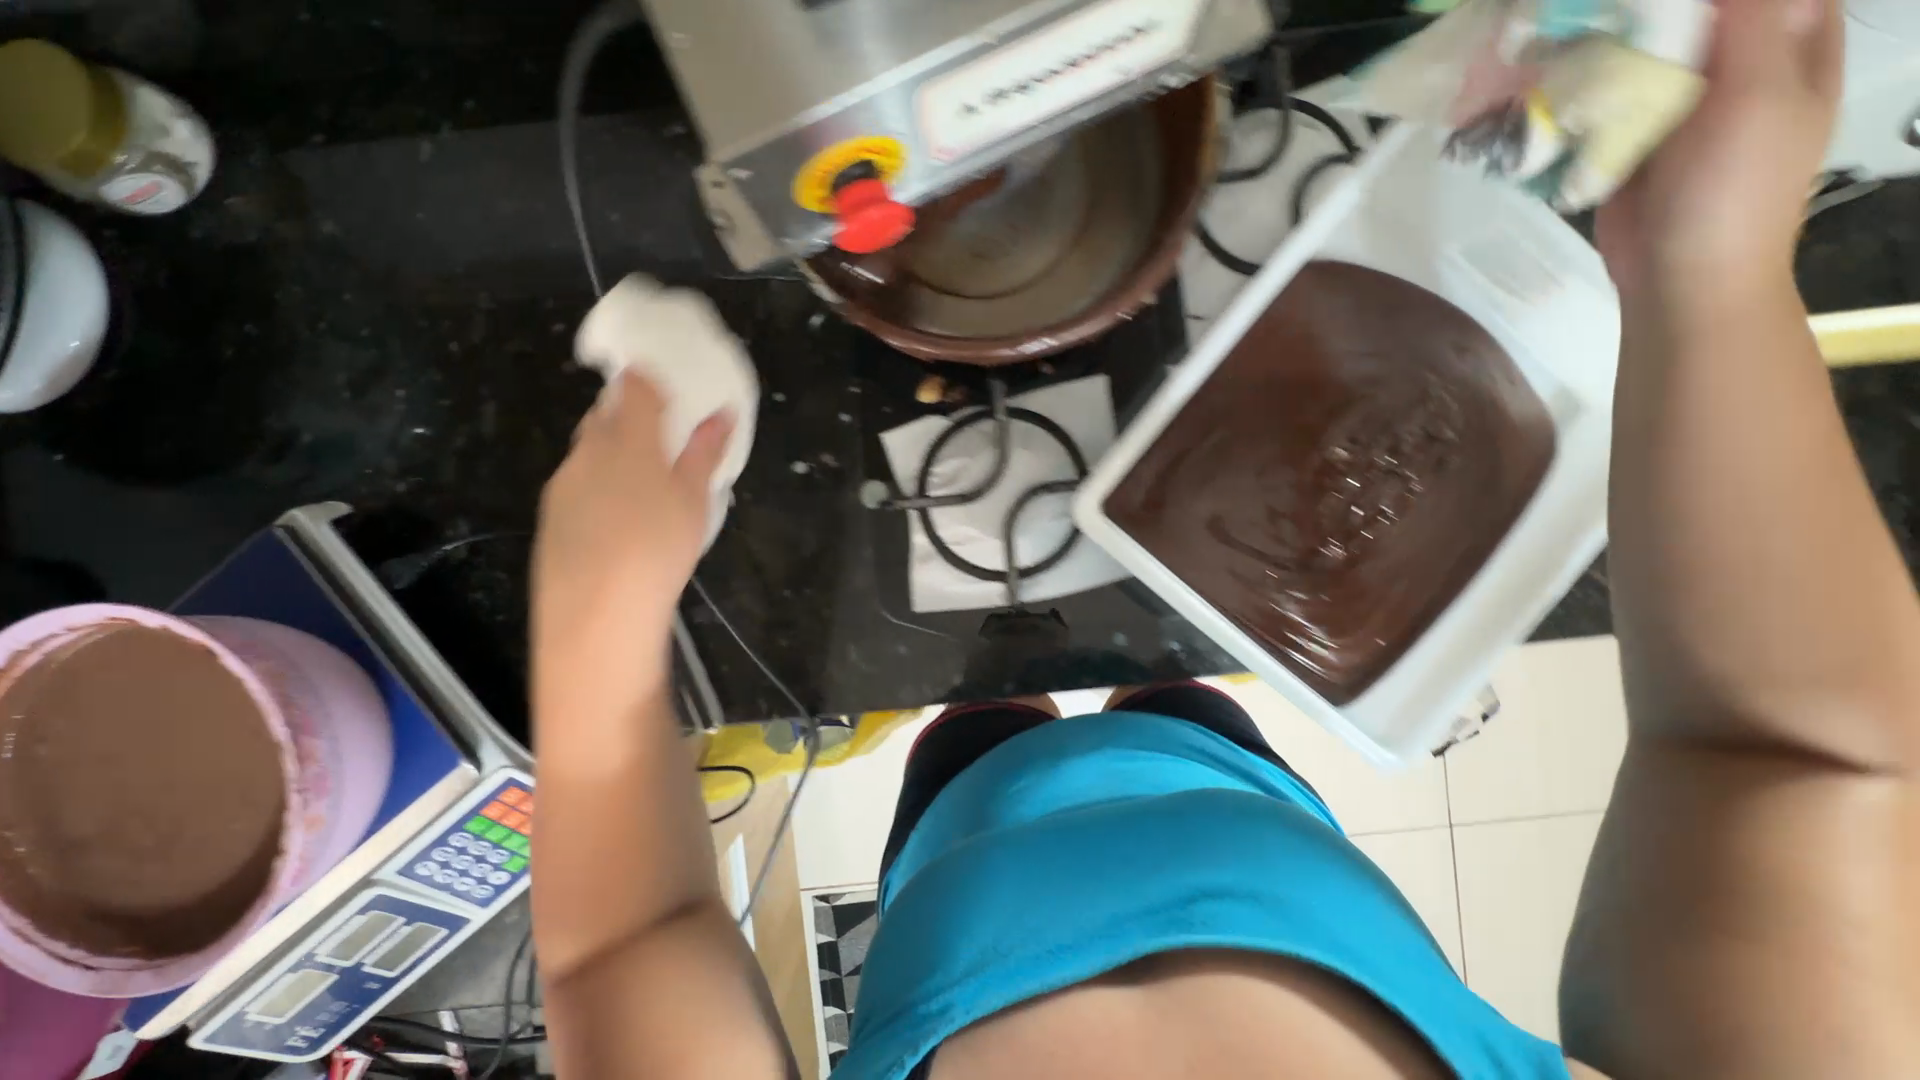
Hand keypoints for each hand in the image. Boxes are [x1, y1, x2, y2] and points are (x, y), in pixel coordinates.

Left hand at [532, 372, 733, 709]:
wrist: (596, 612)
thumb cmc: (658, 548)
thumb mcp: (694, 500)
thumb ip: (706, 453)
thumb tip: (722, 414)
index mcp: (627, 438)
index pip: (633, 386)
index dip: (650, 380)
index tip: (671, 392)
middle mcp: (587, 451)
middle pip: (605, 417)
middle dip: (630, 419)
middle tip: (663, 442)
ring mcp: (563, 483)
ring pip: (588, 453)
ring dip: (613, 456)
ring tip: (644, 490)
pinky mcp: (550, 517)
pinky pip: (577, 486)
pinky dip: (598, 489)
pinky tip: (617, 524)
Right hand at [1596, 0, 1844, 297]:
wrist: (1678, 278)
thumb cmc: (1734, 191)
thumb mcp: (1760, 94)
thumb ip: (1749, 22)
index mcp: (1790, 50)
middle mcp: (1736, 71)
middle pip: (1699, 14)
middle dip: (1655, 11)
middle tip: (1605, 8)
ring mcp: (1678, 109)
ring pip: (1647, 54)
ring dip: (1612, 46)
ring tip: (1572, 35)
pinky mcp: (1628, 142)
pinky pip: (1607, 103)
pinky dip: (1584, 91)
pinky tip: (1558, 80)